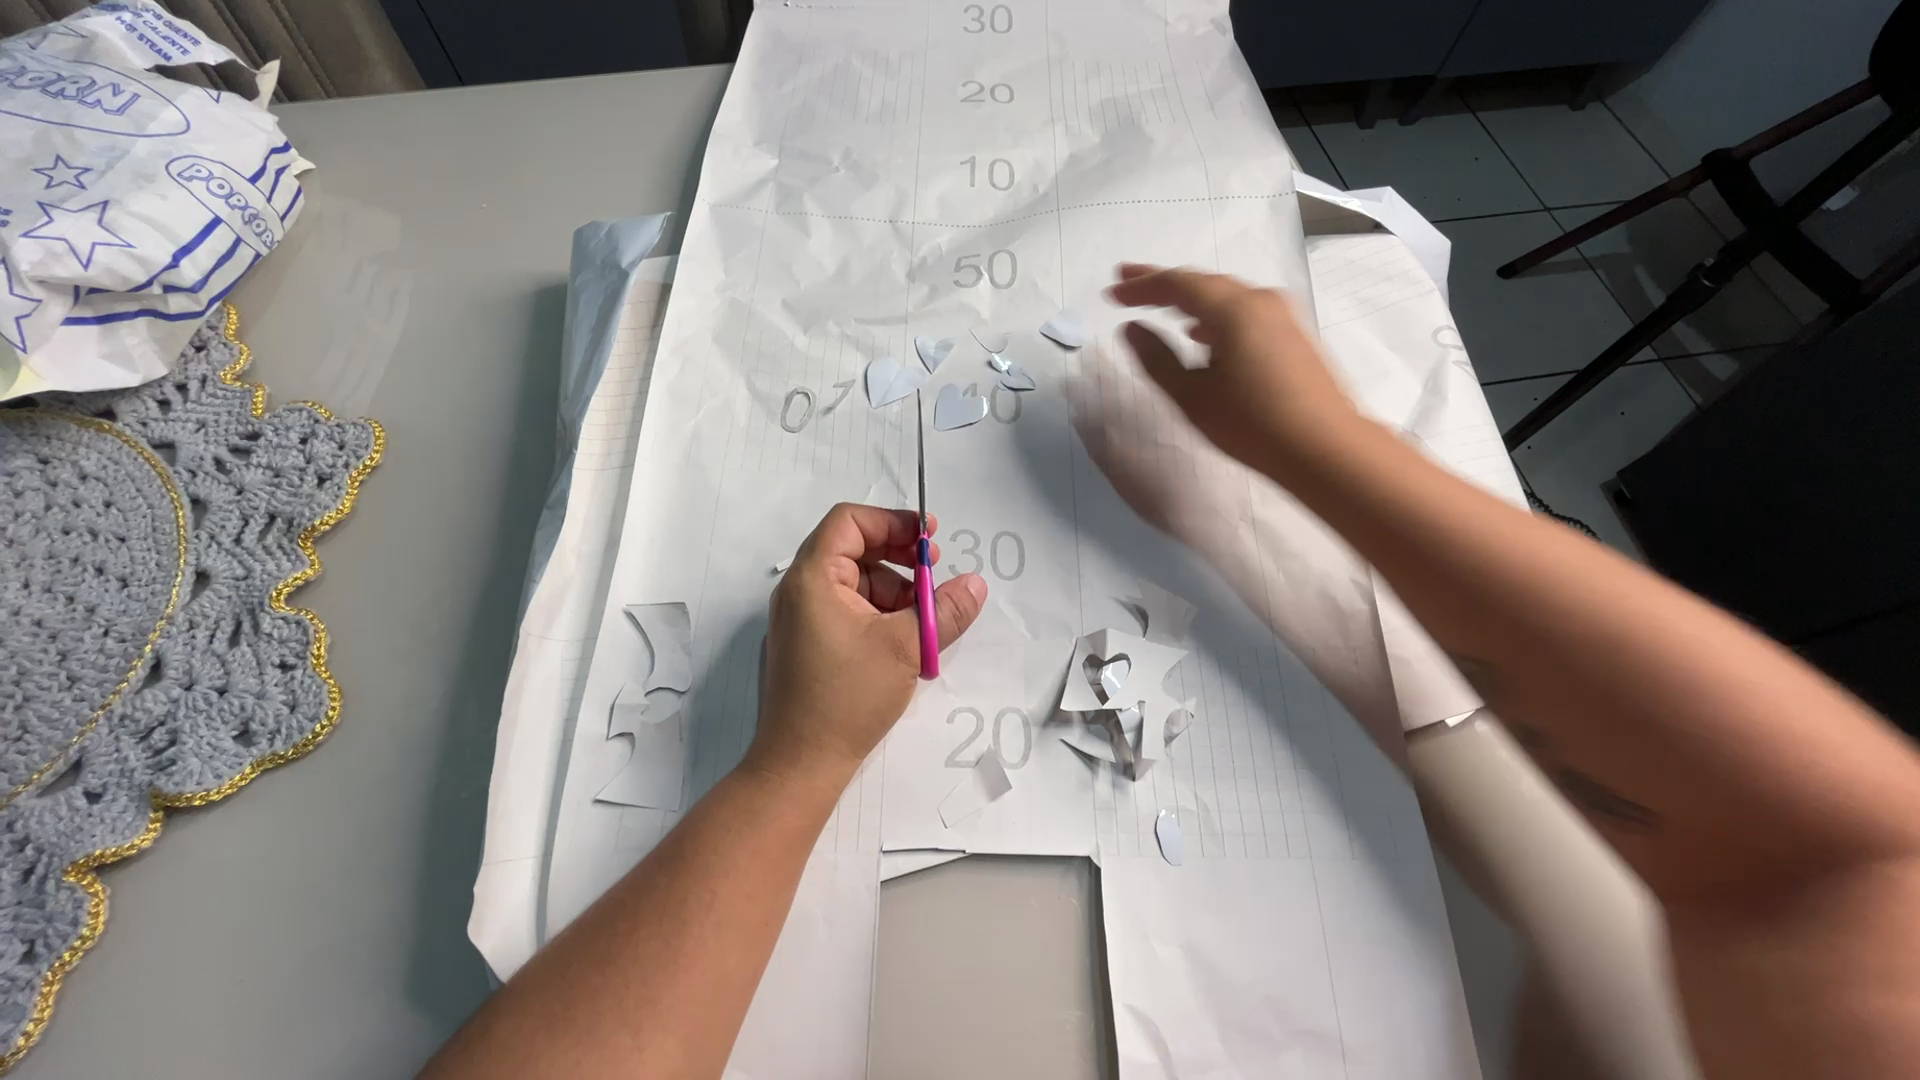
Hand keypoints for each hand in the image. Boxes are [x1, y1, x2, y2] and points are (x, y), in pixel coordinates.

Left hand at [748, 503, 987, 788]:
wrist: (800, 763)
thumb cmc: (848, 697)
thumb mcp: (907, 648)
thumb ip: (945, 610)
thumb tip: (976, 584)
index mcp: (813, 578)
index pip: (849, 521)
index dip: (892, 521)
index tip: (930, 537)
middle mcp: (800, 590)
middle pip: (852, 548)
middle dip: (899, 556)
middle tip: (936, 570)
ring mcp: (801, 618)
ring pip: (855, 581)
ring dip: (894, 588)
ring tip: (925, 617)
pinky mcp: (809, 643)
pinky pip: (848, 608)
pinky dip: (880, 612)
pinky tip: (905, 638)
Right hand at [1108, 263, 1357, 476]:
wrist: (1324, 448)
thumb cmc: (1251, 425)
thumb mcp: (1191, 396)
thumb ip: (1156, 358)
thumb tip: (1131, 329)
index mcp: (1233, 310)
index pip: (1178, 284)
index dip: (1141, 286)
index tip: (1111, 292)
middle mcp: (1260, 301)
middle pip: (1203, 283)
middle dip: (1163, 285)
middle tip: (1128, 285)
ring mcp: (1282, 316)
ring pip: (1226, 298)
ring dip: (1190, 301)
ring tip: (1161, 309)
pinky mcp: (1292, 336)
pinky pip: (1243, 312)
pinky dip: (1215, 316)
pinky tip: (1204, 337)